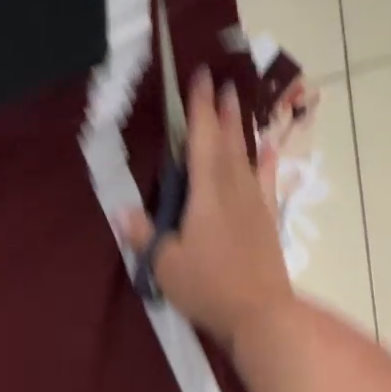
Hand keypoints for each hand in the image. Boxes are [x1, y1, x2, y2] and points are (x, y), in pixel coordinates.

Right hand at [122, 70, 297, 349]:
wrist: (259, 312)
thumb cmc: (207, 287)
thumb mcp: (166, 266)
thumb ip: (146, 236)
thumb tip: (124, 212)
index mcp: (207, 195)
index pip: (202, 142)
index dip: (198, 110)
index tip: (199, 79)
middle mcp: (234, 190)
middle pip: (228, 143)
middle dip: (222, 112)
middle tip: (221, 83)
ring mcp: (254, 204)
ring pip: (247, 157)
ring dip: (240, 130)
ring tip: (238, 107)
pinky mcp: (265, 221)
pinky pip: (264, 181)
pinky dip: (264, 162)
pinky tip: (267, 152)